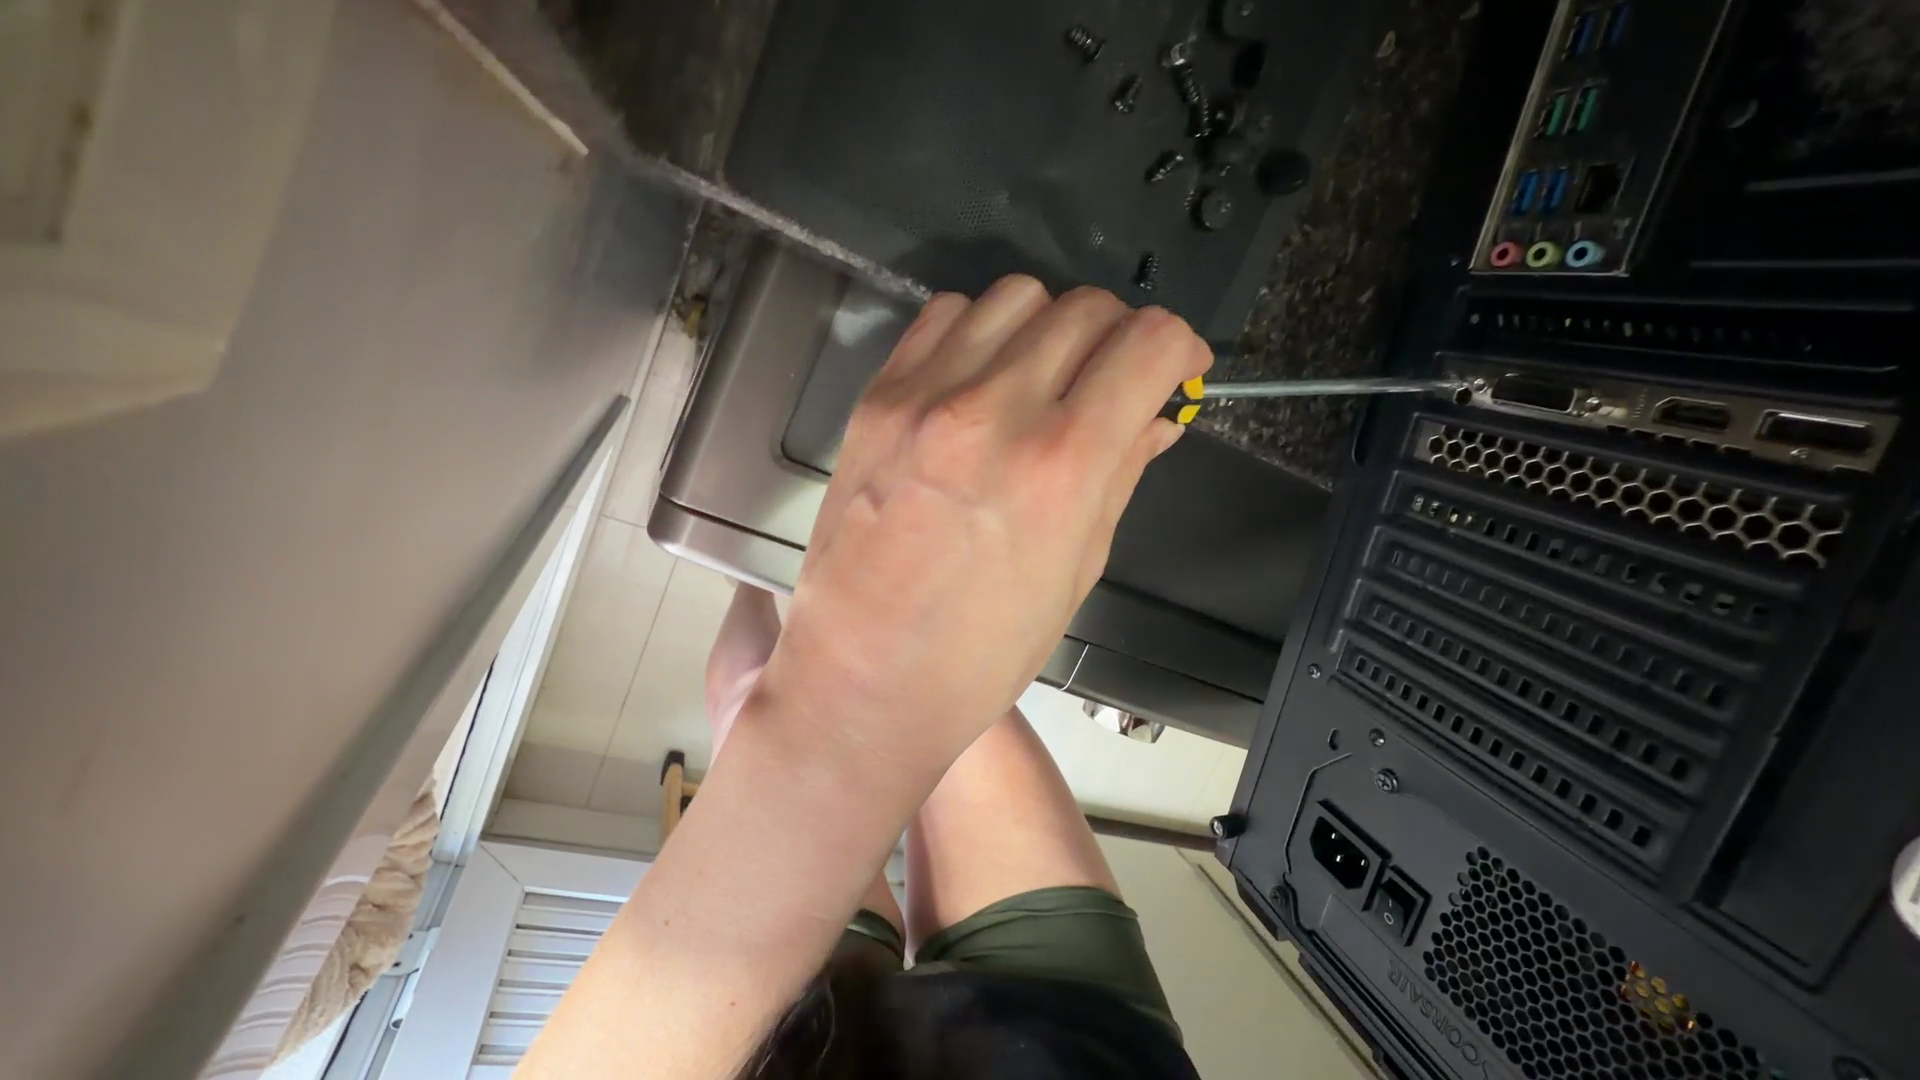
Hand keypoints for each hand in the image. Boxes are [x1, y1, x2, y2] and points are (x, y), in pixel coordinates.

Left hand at [753, 276, 1210, 771]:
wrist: (864, 678)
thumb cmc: (981, 652)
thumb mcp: (1076, 571)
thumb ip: (1122, 474)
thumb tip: (1158, 418)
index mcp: (1061, 465)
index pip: (1147, 343)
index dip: (1179, 347)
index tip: (1177, 368)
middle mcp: (995, 410)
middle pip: (1087, 308)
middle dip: (1120, 337)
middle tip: (1113, 381)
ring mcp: (926, 397)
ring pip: (1016, 295)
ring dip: (1049, 326)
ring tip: (1044, 377)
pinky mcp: (877, 398)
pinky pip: (944, 315)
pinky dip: (979, 331)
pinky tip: (981, 378)